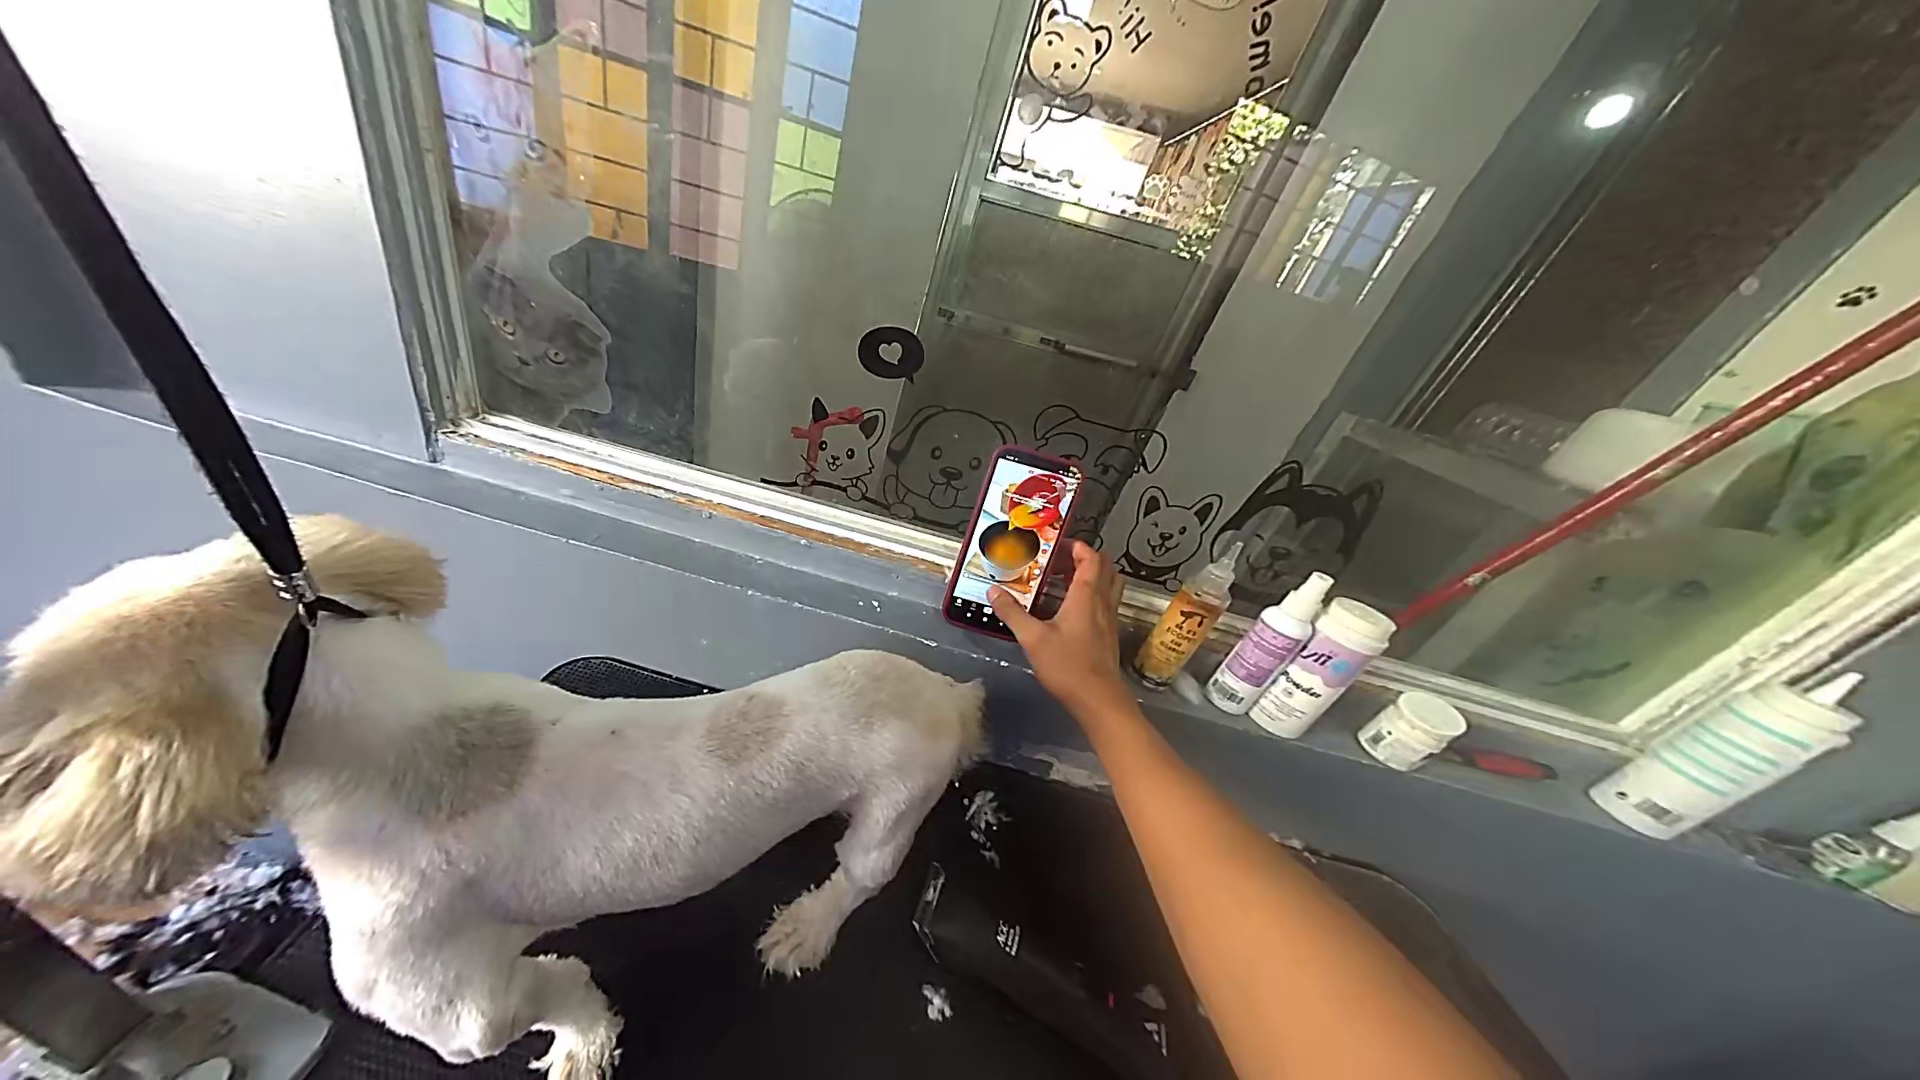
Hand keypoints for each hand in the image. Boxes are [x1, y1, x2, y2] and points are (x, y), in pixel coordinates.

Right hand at [990, 541, 1132, 719]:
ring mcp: (1109, 619)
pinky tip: (1073, 609)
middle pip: (1106, 568)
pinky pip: (1106, 603)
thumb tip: (994, 592)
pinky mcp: (1109, 635)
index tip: (1061, 544)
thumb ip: (1012, 613)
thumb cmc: (1068, 666)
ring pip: (1110, 586)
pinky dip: (1093, 596)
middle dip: (1087, 558)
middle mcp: (1102, 603)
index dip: (1079, 547)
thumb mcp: (1033, 638)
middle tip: (1063, 560)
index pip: (1091, 559)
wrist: (1099, 700)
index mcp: (1086, 596)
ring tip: (1068, 580)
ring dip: (1093, 576)